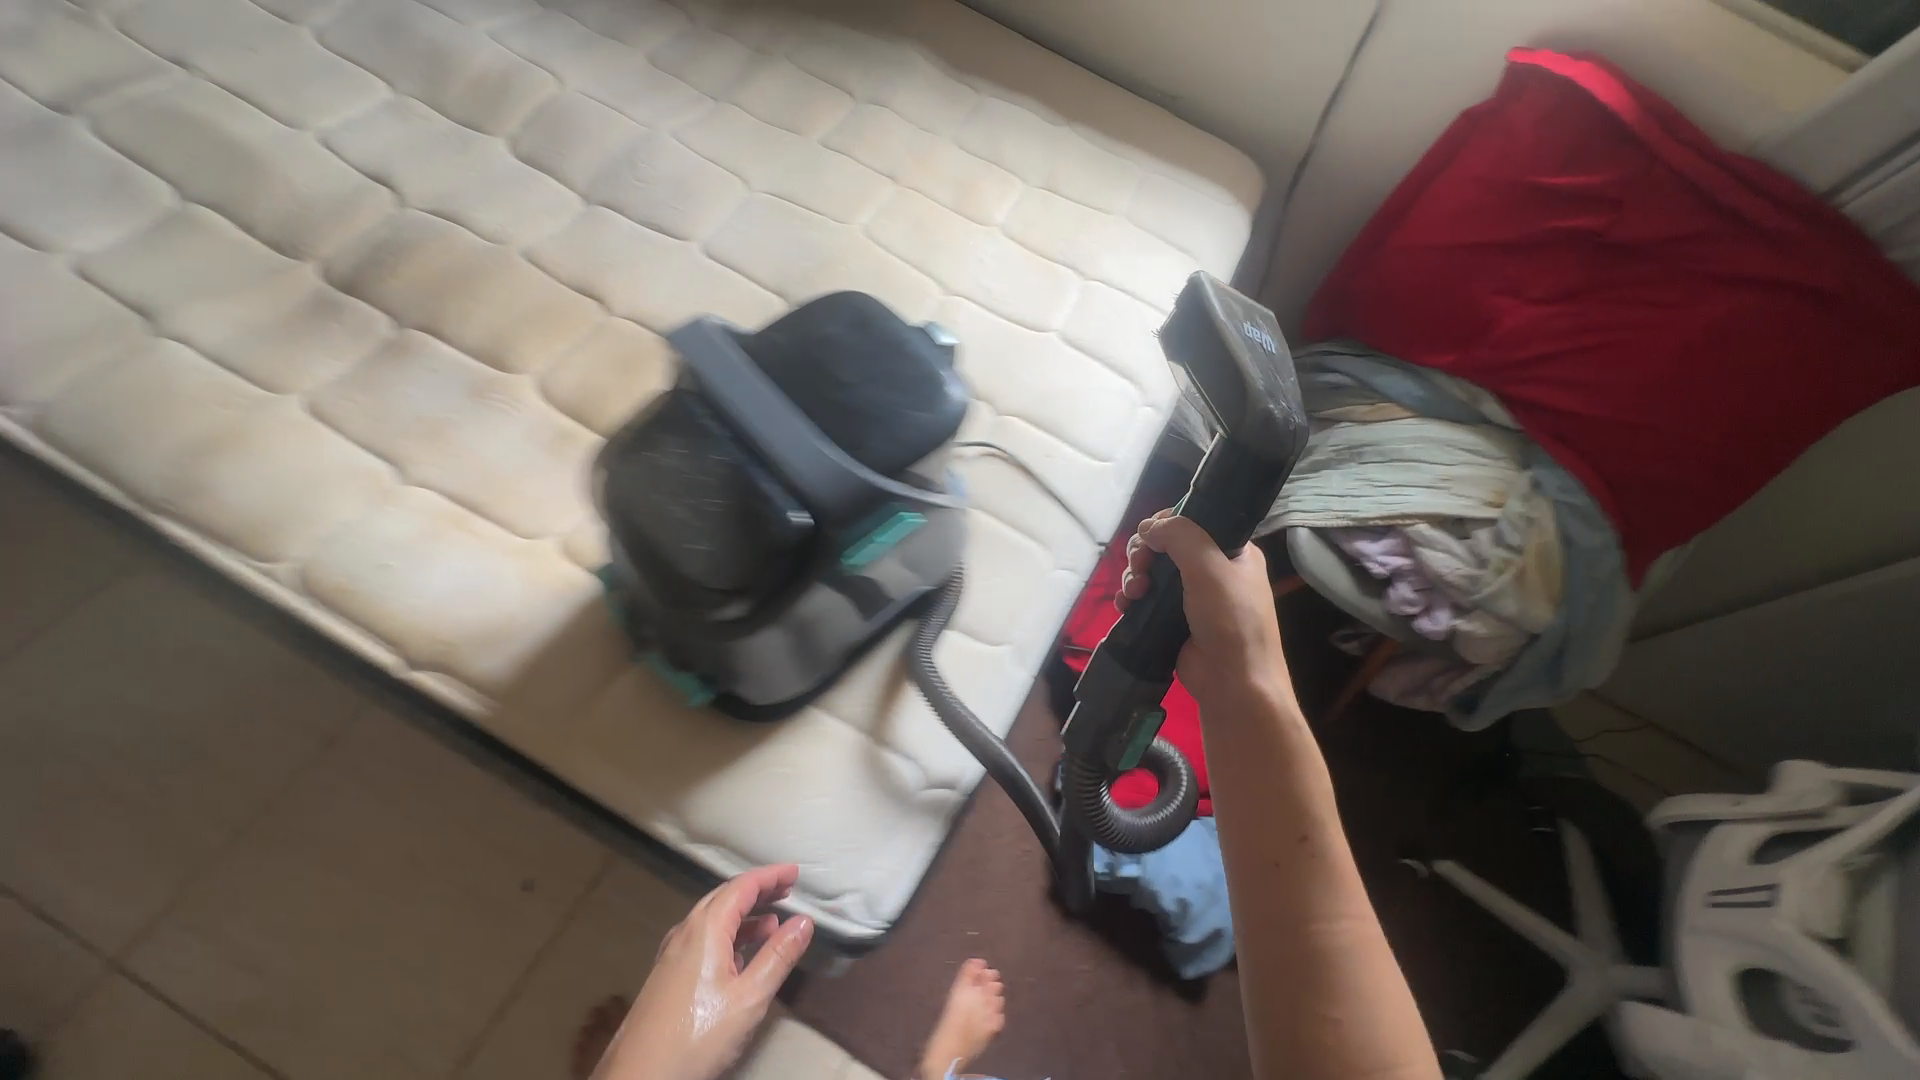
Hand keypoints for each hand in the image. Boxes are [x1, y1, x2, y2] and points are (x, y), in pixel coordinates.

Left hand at [595, 865, 814, 1079]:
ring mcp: (671, 955)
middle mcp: (685, 933)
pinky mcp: (666, 976)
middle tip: (787, 891)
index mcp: (705, 929)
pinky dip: (727, 935)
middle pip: (725, 897)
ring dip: (743, 915)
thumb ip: (778, 956)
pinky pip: (702, 939)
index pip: (742, 886)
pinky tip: (739, 957)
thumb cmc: (698, 1035)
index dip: (771, 876)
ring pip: (712, 919)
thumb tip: (804, 921)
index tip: (795, 872)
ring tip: (771, 924)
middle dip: (758, 890)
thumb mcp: (749, 998)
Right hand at [1117, 509, 1292, 709]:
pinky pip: (1145, 598)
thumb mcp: (1210, 568)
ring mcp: (1191, 596)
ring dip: (1134, 576)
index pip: (1191, 520)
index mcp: (1232, 550)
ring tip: (1133, 594)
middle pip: (1165, 545)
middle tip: (1139, 568)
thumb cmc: (1230, 621)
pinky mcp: (1172, 619)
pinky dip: (1131, 597)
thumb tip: (1148, 527)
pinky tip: (1126, 605)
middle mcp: (1212, 569)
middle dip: (1144, 553)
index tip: (1149, 539)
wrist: (1232, 683)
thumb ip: (1180, 536)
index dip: (1164, 524)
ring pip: (1151, 570)